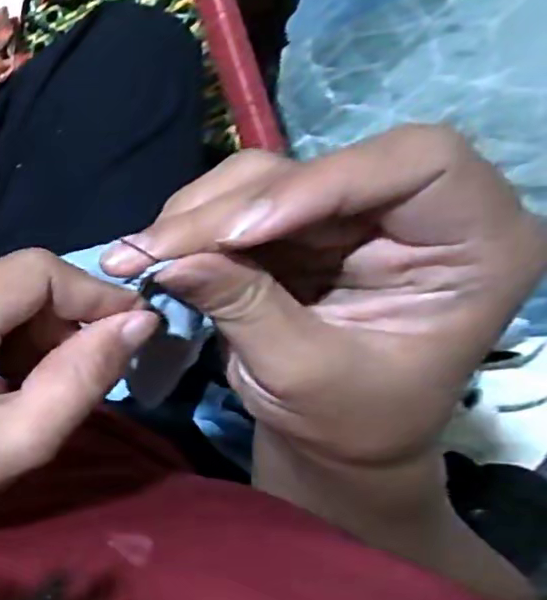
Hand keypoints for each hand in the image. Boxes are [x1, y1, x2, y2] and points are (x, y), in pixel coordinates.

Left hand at [0, 249, 159, 543]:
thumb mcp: (24, 438)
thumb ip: (84, 374)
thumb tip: (140, 318)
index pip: (33, 270)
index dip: (92, 294)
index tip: (128, 335)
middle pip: (15, 275)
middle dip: (62, 316)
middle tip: (76, 372)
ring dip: (35, 327)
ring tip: (34, 383)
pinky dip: (5, 330)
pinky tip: (6, 375)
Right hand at [102, 125, 546, 473]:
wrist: (331, 435)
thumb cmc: (348, 414)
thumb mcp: (299, 370)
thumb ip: (244, 308)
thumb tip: (170, 264)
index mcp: (468, 244)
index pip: (414, 165)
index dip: (320, 184)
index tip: (236, 236)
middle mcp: (406, 214)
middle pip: (307, 171)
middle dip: (216, 212)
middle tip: (143, 255)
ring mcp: (338, 218)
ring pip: (252, 180)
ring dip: (184, 217)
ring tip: (131, 259)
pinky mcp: (282, 230)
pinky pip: (219, 205)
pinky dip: (175, 228)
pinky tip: (145, 258)